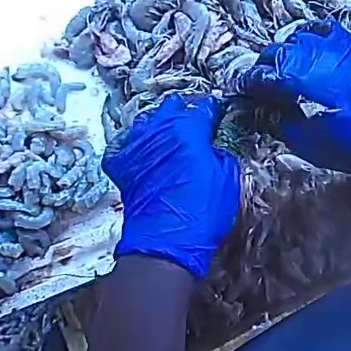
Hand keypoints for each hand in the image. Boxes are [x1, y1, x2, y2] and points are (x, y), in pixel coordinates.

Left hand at [103, 94, 239, 279]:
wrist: (166, 242)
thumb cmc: (202, 212)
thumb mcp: (228, 179)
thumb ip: (220, 154)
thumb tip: (212, 149)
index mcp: (188, 129)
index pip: (202, 107)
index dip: (212, 109)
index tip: (217, 112)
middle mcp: (158, 131)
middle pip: (170, 108)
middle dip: (183, 112)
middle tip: (194, 123)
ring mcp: (136, 147)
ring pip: (146, 123)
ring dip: (158, 126)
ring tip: (169, 136)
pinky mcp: (122, 167)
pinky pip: (124, 146)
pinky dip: (132, 146)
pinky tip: (141, 152)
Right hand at [241, 20, 350, 182]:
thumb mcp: (311, 144)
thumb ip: (281, 122)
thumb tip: (262, 109)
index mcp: (308, 81)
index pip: (266, 73)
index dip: (249, 82)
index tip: (239, 91)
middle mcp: (321, 56)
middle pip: (278, 51)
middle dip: (263, 68)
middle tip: (258, 86)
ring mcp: (340, 46)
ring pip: (298, 38)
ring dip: (283, 53)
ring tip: (281, 73)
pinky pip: (322, 31)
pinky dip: (307, 39)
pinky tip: (304, 55)